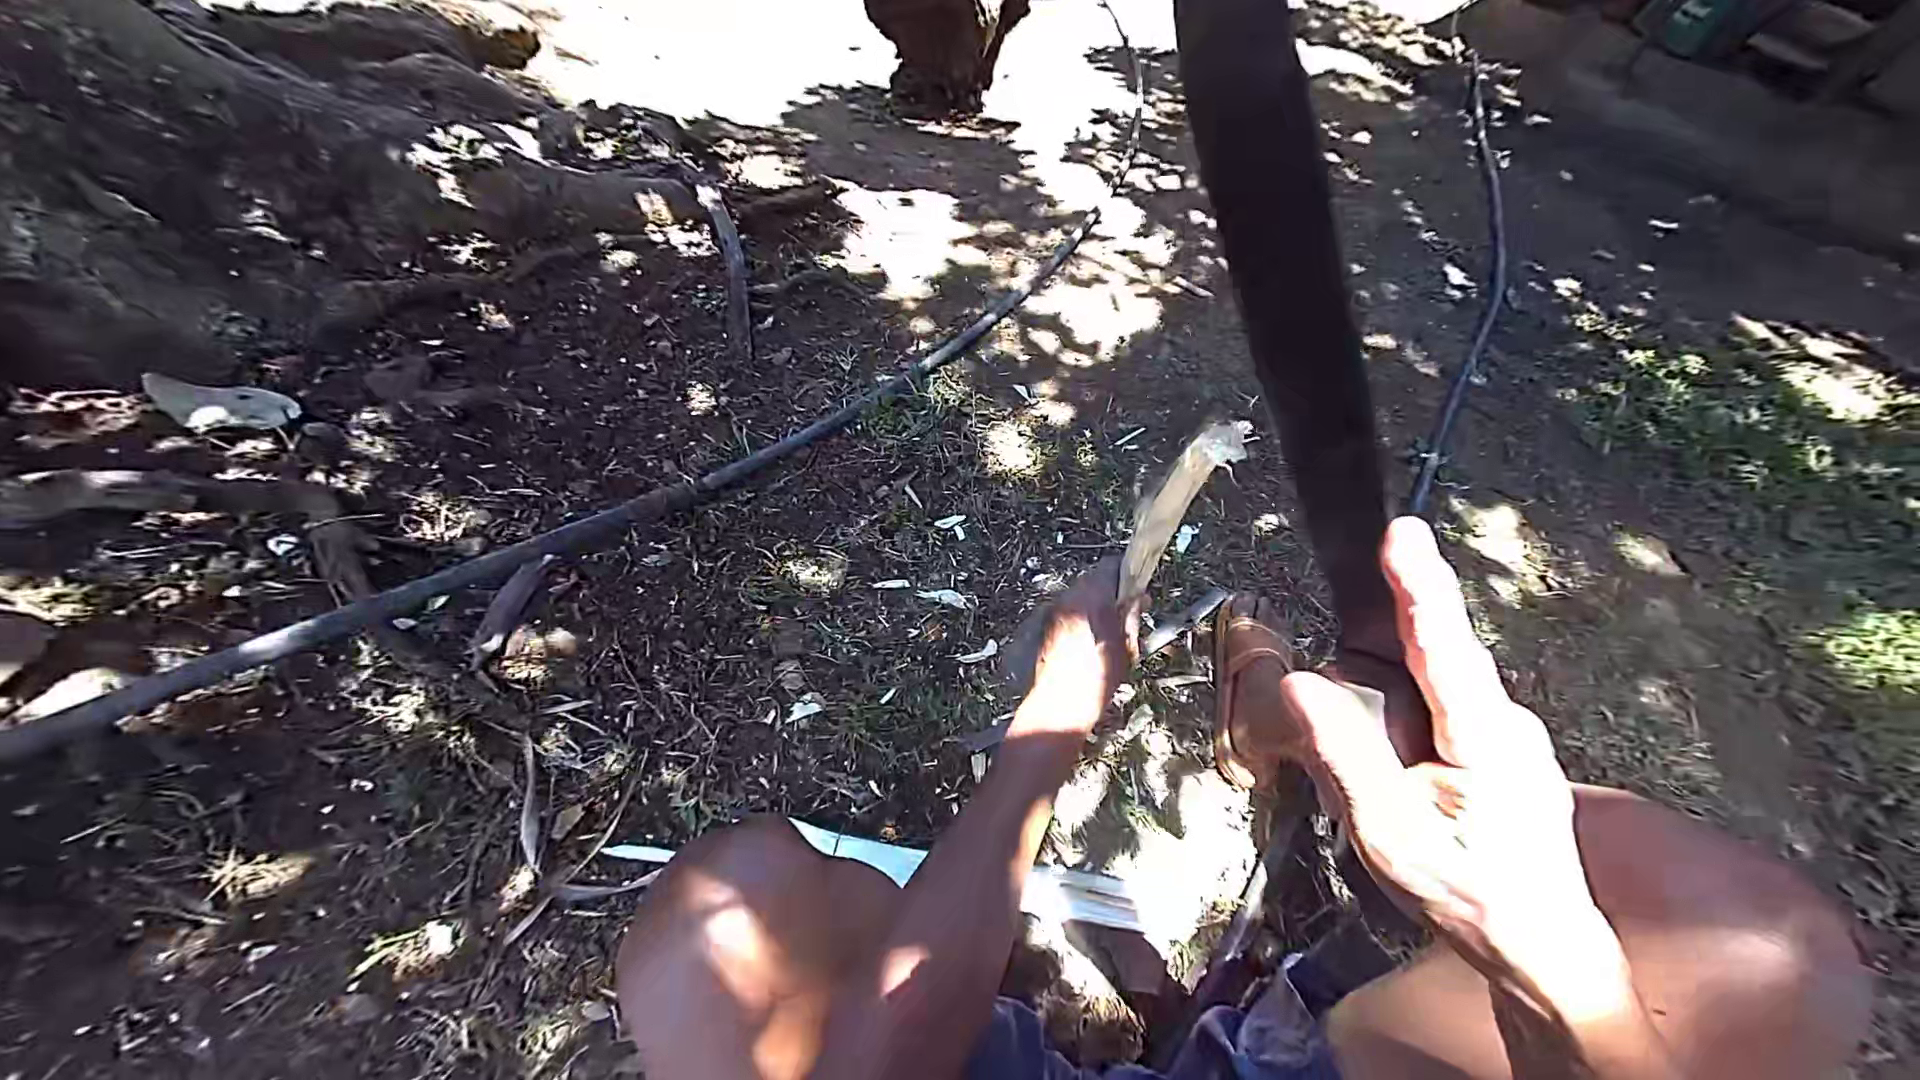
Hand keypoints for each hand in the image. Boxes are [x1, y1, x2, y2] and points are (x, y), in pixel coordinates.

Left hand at [1022, 558, 1138, 735]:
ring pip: (1079, 598)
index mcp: (1092, 595)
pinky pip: (1067, 613)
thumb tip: (1138, 597)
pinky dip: (1079, 620)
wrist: (1061, 702)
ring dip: (1093, 607)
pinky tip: (1088, 643)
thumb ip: (1130, 614)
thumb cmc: (1097, 676)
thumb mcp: (1126, 645)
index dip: (1127, 573)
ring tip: (1107, 633)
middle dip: (1110, 593)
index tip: (1137, 586)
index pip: (1111, 566)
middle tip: (1126, 613)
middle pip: (1093, 581)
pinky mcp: (1043, 625)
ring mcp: (1052, 610)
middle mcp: (1069, 596)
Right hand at [1280, 519, 1606, 998]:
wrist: (1541, 951)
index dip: (1421, 587)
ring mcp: (1502, 731)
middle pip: (1441, 645)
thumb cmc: (1468, 899)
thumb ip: (1345, 758)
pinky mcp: (1488, 740)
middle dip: (1407, 597)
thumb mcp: (1391, 838)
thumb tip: (1298, 682)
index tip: (1401, 533)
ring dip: (1396, 645)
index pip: (1446, 651)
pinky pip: (1436, 691)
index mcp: (1488, 743)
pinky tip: (1383, 705)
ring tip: (1371, 638)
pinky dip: (1402, 675)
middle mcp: (1505, 722)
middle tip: (1382, 551)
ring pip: (1436, 671)